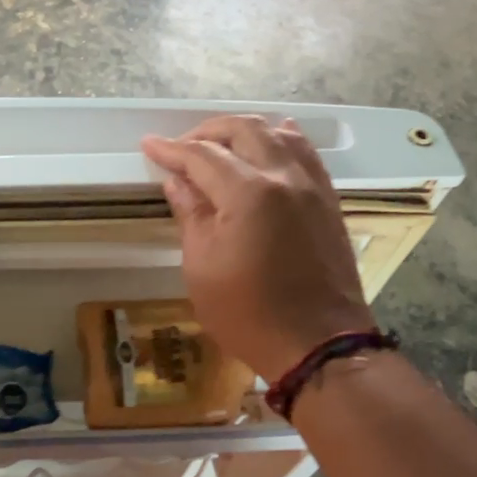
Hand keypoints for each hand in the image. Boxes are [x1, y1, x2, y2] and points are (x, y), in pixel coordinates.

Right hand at [142, 115, 374, 379]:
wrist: (319, 346)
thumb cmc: (249, 314)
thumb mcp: (202, 267)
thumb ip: (191, 214)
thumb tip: (178, 181)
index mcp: (248, 193)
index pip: (202, 155)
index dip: (171, 149)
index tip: (149, 146)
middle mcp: (283, 177)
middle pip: (243, 130)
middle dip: (206, 131)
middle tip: (181, 146)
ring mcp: (311, 186)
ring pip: (278, 133)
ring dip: (244, 131)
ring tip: (221, 144)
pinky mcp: (328, 200)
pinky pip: (305, 153)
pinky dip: (281, 140)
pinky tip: (272, 140)